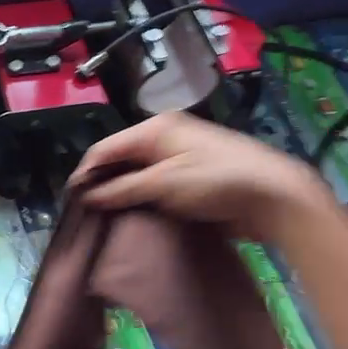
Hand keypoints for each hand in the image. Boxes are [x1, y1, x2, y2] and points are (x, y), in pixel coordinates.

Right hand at [71, 112, 334, 240]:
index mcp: (156, 128)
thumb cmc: (217, 182)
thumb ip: (123, 188)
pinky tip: (135, 219)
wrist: (275, 196)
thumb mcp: (165, 184)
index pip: (106, 147)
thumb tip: (87, 195)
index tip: (72, 202)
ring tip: (105, 220)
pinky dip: (143, 200)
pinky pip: (156, 187)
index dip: (86, 173)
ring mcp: (180, 158)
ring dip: (123, 195)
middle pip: (121, 160)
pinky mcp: (192, 179)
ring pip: (137, 175)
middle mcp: (165, 137)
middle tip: (87, 215)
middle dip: (103, 184)